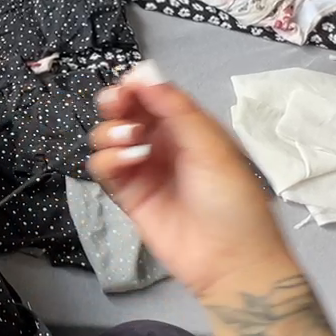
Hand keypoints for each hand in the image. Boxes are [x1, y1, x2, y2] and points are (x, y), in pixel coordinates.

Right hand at [88, 61, 297, 297]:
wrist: (229, 260)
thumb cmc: (233, 201)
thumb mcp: (214, 148)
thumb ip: (177, 111)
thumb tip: (142, 76)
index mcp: (187, 128)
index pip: (152, 96)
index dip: (136, 86)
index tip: (128, 84)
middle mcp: (160, 143)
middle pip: (123, 112)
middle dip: (115, 104)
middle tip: (118, 106)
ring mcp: (140, 169)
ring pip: (106, 137)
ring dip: (110, 132)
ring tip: (130, 141)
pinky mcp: (125, 193)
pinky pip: (102, 167)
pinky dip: (108, 159)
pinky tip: (129, 162)